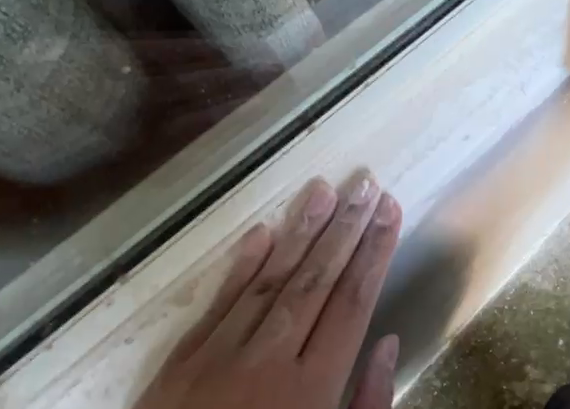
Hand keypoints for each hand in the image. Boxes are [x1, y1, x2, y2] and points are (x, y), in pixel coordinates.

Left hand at [133, 176, 400, 408]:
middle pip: (317, 281)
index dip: (375, 251)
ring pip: (270, 280)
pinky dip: (241, 266)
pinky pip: (218, 304)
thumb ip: (366, 405)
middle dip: (346, 228)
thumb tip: (387, 342)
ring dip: (300, 231)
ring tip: (324, 188)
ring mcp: (218, 360)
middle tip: (366, 182)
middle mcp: (269, 362)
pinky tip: (263, 232)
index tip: (391, 208)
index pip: (353, 301)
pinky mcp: (178, 367)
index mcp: (311, 388)